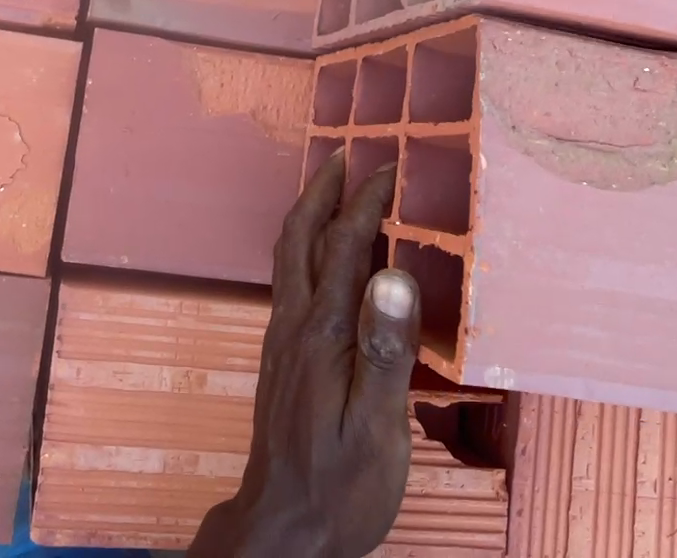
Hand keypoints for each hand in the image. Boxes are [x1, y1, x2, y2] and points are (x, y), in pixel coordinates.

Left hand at [187, 153, 420, 557]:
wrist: (283, 525)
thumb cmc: (341, 483)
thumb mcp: (376, 426)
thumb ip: (386, 350)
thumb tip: (395, 272)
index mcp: (324, 332)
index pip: (345, 247)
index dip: (366, 203)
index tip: (390, 168)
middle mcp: (295, 322)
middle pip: (299, 237)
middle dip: (321, 191)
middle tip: (345, 155)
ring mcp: (283, 336)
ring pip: (288, 255)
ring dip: (309, 213)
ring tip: (332, 188)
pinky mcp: (281, 353)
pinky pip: (291, 278)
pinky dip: (306, 245)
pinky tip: (323, 254)